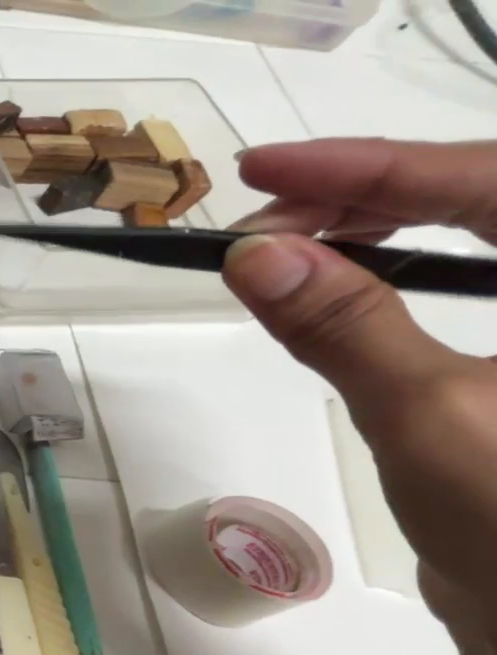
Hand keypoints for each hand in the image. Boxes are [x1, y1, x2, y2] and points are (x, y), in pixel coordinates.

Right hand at [220, 139, 496, 641]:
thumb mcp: (430, 415)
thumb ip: (347, 325)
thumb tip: (257, 257)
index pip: (495, 181)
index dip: (371, 166)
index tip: (264, 165)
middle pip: (493, 190)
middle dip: (368, 194)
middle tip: (258, 222)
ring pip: (480, 227)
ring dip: (378, 224)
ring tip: (284, 243)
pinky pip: (471, 269)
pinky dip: (396, 262)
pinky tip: (342, 273)